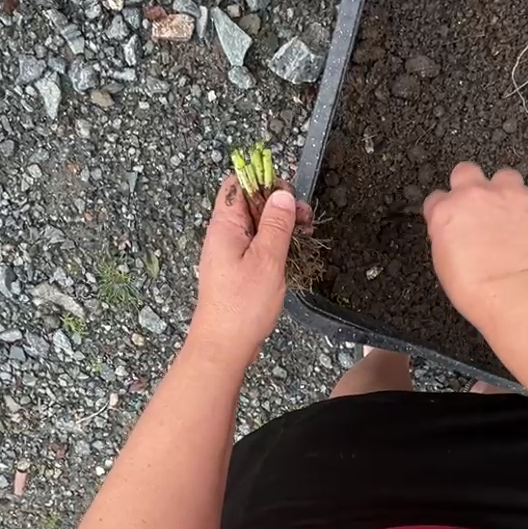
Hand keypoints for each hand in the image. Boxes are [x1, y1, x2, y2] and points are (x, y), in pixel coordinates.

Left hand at [188, 175, 294, 363]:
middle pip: (250, 203)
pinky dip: (274, 246)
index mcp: (225, 226)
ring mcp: (229, 254)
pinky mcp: (236, 271)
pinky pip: (256, 247)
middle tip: (304, 218)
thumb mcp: (267, 260)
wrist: (224, 345)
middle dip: (278, 205)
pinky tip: (291, 255)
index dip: (264, 182)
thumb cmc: (242, 306)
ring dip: (280, 227)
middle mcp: (223, 236)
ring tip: (303, 236)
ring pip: (256, 226)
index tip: (289, 196)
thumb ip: (276, 224)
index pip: (238, 184)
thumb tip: (282, 194)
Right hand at [423, 163, 527, 330]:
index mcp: (445, 211)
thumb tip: (454, 232)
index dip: (444, 208)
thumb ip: (446, 236)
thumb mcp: (444, 263)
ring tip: (508, 214)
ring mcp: (508, 193)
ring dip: (504, 191)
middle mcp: (475, 195)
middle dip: (469, 184)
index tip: (450, 217)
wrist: (514, 291)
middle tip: (477, 205)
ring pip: (504, 176)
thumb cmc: (478, 287)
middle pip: (465, 170)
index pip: (436, 198)